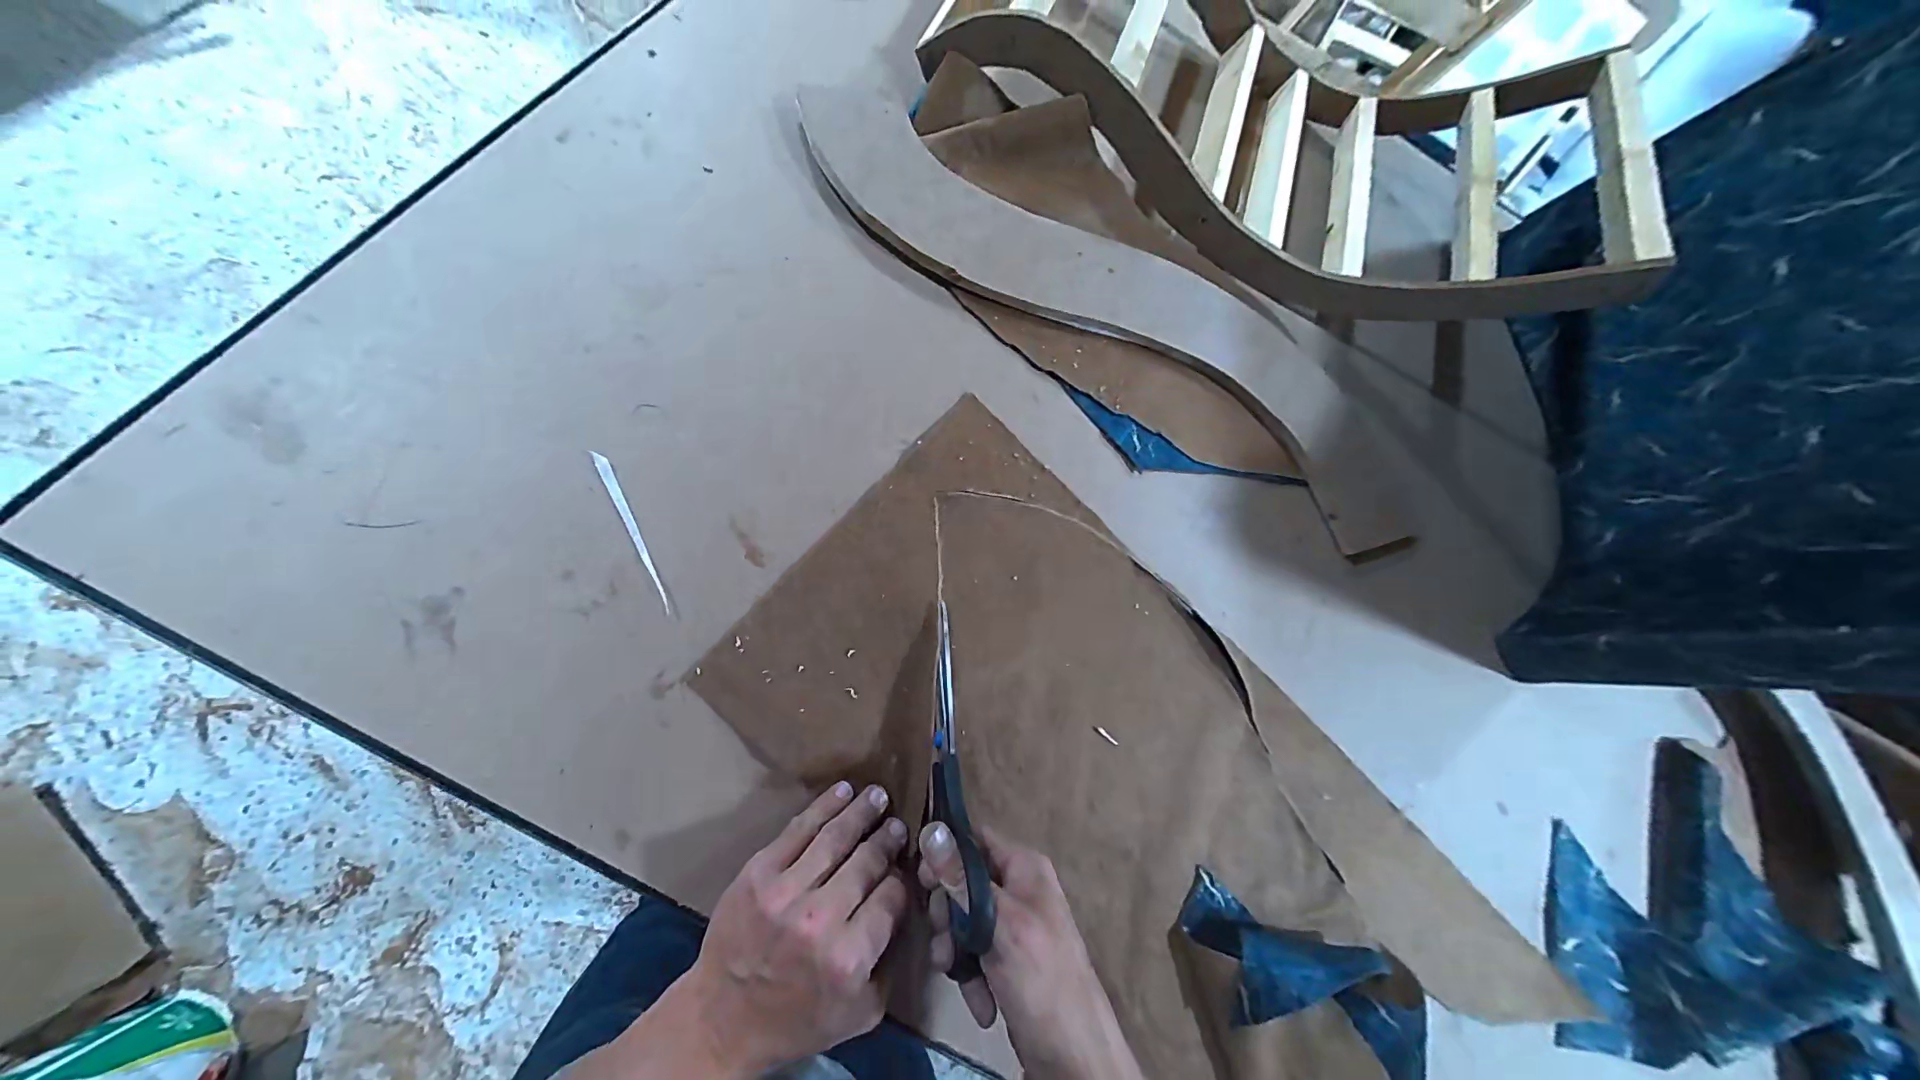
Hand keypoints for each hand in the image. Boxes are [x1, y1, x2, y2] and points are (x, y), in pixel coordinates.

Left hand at [597, 782, 909, 1078]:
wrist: (723, 1019)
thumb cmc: (799, 1018)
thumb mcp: (862, 1010)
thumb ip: (891, 956)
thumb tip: (910, 899)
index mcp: (849, 958)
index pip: (891, 895)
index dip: (903, 876)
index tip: (906, 864)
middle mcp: (819, 922)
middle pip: (867, 861)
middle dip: (888, 838)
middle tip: (898, 824)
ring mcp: (784, 894)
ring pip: (835, 838)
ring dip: (861, 811)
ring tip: (878, 795)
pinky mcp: (757, 875)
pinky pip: (798, 830)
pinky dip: (825, 806)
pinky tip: (843, 792)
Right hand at [919, 823, 1145, 1079]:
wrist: (1074, 1058)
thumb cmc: (1040, 979)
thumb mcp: (998, 923)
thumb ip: (961, 878)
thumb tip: (932, 828)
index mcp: (1024, 866)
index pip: (973, 838)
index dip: (944, 854)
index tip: (922, 881)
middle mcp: (1019, 887)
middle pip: (961, 881)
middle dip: (948, 914)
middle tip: (946, 939)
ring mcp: (1014, 924)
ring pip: (963, 919)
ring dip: (955, 949)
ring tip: (956, 974)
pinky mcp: (1008, 958)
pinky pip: (974, 951)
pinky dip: (971, 975)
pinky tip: (981, 1001)